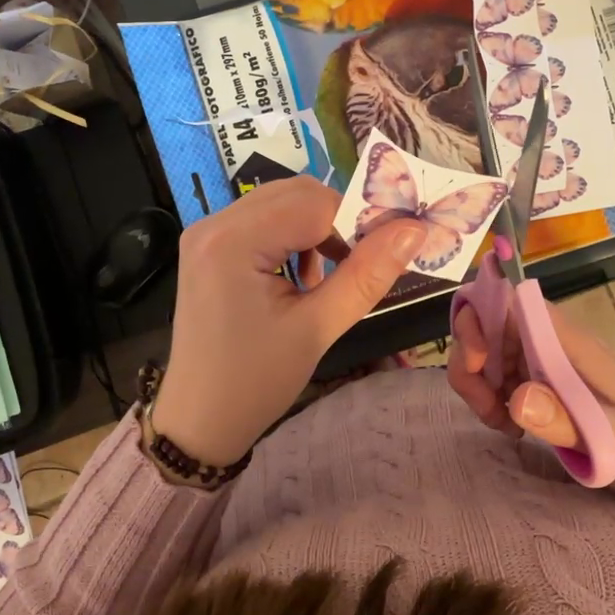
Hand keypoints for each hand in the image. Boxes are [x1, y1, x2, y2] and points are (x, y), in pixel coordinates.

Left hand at [152, 177, 426, 467]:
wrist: (200, 421)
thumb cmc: (256, 381)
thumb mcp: (318, 328)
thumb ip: (367, 274)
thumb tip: (414, 229)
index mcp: (233, 241)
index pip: (315, 203)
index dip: (359, 220)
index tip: (390, 251)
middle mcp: (214, 224)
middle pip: (297, 193)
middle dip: (338, 223)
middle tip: (361, 265)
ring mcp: (207, 234)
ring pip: (282, 203)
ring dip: (316, 231)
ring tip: (326, 281)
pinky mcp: (209, 248)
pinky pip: (263, 222)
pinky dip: (292, 239)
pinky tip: (301, 279)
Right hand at [447, 298, 614, 534]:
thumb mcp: (614, 441)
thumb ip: (564, 419)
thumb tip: (516, 397)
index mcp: (569, 341)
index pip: (508, 300)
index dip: (479, 318)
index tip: (479, 365)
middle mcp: (552, 342)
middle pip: (487, 324)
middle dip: (470, 361)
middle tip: (486, 408)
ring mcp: (544, 363)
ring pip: (487, 352)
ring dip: (477, 385)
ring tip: (500, 424)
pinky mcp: (542, 386)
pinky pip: (498, 379)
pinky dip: (490, 400)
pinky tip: (509, 428)